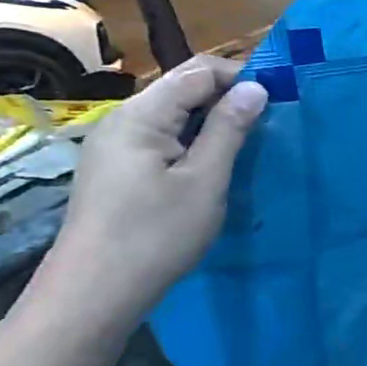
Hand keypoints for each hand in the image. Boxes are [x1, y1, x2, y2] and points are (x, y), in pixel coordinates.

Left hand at [54, 54, 266, 310]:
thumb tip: (256, 87)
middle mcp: (121, 119)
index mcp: (141, 115)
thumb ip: (229, 129)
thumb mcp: (204, 182)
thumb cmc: (155, 236)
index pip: (197, 72)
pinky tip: (206, 166)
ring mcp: (112, 144)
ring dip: (207, 121)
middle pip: (180, 88)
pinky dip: (188, 140)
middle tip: (263, 124)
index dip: (238, 77)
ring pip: (169, 114)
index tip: (274, 99)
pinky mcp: (112, 168)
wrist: (92, 293)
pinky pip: (157, 137)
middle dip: (224, 97)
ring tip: (241, 144)